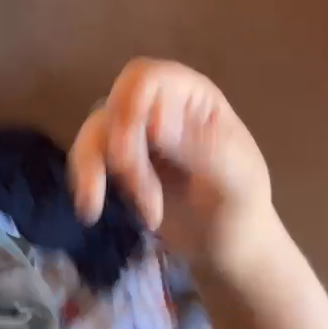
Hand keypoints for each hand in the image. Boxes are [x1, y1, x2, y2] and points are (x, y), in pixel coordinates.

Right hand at [69, 59, 278, 273]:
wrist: (225, 250)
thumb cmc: (241, 211)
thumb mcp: (237, 182)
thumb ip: (202, 149)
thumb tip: (154, 125)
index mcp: (192, 97)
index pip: (147, 77)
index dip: (130, 103)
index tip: (132, 148)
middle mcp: (156, 106)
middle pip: (115, 107)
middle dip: (124, 156)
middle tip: (149, 198)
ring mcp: (133, 133)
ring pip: (95, 132)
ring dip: (103, 173)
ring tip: (142, 216)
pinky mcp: (115, 161)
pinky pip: (86, 157)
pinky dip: (86, 181)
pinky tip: (93, 210)